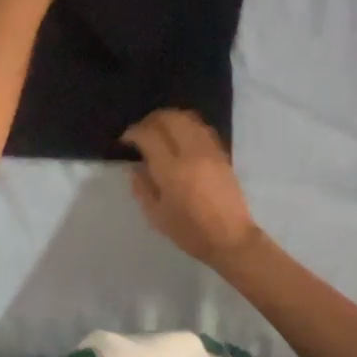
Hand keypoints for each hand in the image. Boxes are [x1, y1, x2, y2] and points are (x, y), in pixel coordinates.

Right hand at [121, 110, 260, 265]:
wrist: (230, 238)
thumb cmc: (190, 232)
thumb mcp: (157, 216)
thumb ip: (142, 188)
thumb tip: (135, 168)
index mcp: (171, 170)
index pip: (149, 136)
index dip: (133, 133)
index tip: (126, 141)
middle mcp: (191, 153)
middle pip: (169, 119)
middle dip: (151, 120)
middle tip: (141, 132)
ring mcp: (209, 151)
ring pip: (187, 118)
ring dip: (169, 119)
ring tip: (159, 131)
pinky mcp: (221, 154)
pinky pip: (201, 128)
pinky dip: (186, 125)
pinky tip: (180, 136)